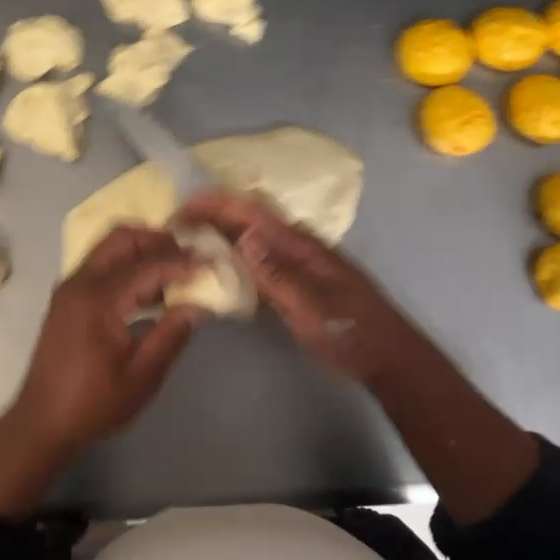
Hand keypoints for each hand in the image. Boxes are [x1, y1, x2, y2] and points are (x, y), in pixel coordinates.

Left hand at [0, 226, 200, 518]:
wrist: (42, 421)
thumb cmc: (93, 403)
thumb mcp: (142, 375)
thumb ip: (171, 335)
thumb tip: (198, 304)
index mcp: (98, 299)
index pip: (148, 265)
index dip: (182, 262)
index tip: (211, 264)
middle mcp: (80, 282)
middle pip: (121, 238)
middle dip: (158, 240)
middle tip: (189, 256)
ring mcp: (69, 288)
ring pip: (108, 248)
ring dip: (141, 250)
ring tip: (174, 270)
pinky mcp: (66, 298)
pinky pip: (99, 265)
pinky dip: (125, 264)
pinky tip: (148, 289)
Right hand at [174, 191, 442, 388]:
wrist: (386, 356)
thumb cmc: (350, 332)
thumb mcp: (310, 305)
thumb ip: (276, 273)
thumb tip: (241, 235)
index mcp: (300, 245)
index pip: (252, 210)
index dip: (215, 203)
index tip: (181, 209)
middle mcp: (296, 246)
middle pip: (248, 218)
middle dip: (211, 214)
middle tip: (173, 227)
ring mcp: (297, 262)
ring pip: (252, 236)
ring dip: (220, 232)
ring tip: (186, 241)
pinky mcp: (295, 280)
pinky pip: (258, 258)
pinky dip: (234, 255)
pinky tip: (218, 266)